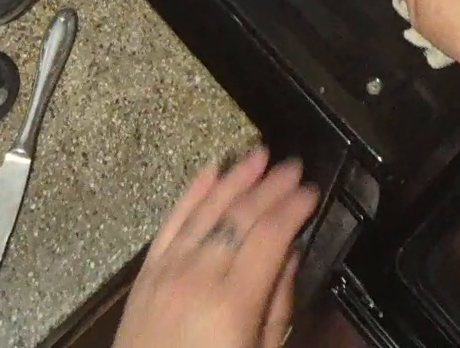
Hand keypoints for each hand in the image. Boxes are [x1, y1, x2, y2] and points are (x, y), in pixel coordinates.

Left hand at [114, 148, 319, 347]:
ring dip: (234, 177)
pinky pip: (171, 220)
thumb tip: (289, 256)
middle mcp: (198, 276)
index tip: (312, 190)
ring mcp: (168, 270)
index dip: (293, 208)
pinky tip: (210, 170)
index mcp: (232, 304)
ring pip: (206, 207)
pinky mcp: (147, 272)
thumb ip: (276, 307)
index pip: (269, 236)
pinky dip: (192, 192)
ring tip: (258, 154)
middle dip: (270, 185)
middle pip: (239, 215)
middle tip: (293, 164)